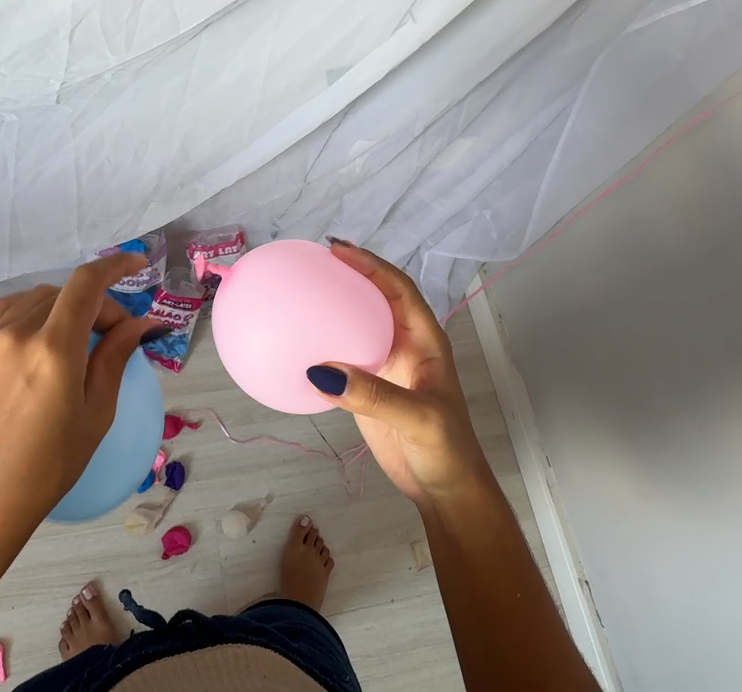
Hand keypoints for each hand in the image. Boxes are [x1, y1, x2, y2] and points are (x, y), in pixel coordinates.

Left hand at [0, 253, 156, 550]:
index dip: (115, 265)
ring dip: (65, 306)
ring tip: (80, 339)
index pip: (87, 283)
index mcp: (54, 348)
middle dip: (98, 305)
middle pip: (66, 292)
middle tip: (115, 337)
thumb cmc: (49, 466)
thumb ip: (115, 357)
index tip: (137, 264)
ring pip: (37, 298)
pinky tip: (44, 337)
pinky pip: (8, 312)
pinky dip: (34, 311)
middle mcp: (18, 333)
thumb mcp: (96, 413)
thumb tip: (139, 323)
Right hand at [306, 240, 491, 507]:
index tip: (338, 250)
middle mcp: (404, 346)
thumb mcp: (418, 418)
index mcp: (425, 340)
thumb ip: (374, 395)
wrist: (445, 491)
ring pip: (356, 324)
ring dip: (334, 306)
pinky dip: (320, 346)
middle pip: (376, 298)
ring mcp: (385, 367)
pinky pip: (340, 359)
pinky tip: (294, 346)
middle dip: (351, 274)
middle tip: (315, 259)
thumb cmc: (446, 449)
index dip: (371, 265)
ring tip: (300, 289)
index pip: (398, 289)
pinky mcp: (367, 391)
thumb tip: (322, 371)